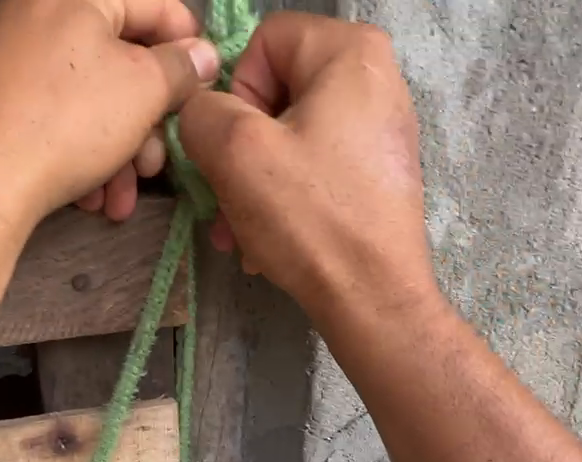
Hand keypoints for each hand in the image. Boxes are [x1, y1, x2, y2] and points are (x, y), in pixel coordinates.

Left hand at [0, 0, 219, 227]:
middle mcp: (41, 9)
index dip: (188, 50)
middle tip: (154, 168)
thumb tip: (200, 55)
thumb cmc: (68, 121)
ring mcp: (12, 54)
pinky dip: (80, 156)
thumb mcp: (143, 90)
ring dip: (116, 156)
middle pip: (120, 63)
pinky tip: (87, 196)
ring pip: (89, 101)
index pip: (156, 4)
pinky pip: (55, 118)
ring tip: (119, 200)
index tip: (203, 94)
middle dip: (146, 126)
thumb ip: (180, 68)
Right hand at [177, 14, 443, 337]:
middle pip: (275, 98)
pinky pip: (315, 175)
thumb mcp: (234, 153)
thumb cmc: (310, 219)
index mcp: (350, 52)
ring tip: (241, 238)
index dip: (234, 95)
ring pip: (290, 144)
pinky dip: (286, 205)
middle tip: (223, 208)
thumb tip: (201, 115)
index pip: (263, 43)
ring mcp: (380, 132)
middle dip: (238, 158)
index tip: (232, 152)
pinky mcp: (378, 178)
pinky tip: (270, 245)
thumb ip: (201, 113)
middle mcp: (376, 80)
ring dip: (253, 191)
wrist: (373, 298)